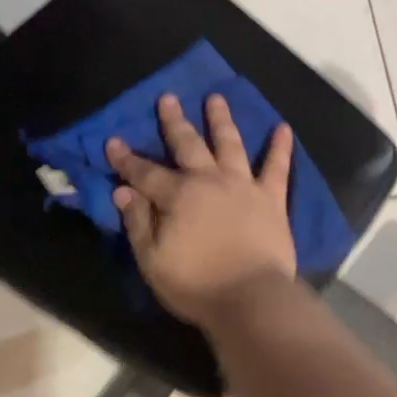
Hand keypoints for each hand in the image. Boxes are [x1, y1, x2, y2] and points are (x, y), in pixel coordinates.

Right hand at [106, 93, 296, 327]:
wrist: (251, 298)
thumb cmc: (196, 285)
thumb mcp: (152, 260)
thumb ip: (138, 223)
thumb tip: (123, 192)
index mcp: (178, 195)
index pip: (145, 173)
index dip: (127, 159)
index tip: (113, 142)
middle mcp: (210, 180)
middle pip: (188, 145)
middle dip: (175, 122)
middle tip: (168, 98)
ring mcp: (244, 186)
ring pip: (230, 144)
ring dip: (221, 120)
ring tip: (216, 98)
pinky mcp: (272, 199)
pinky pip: (277, 167)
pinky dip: (280, 147)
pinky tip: (283, 128)